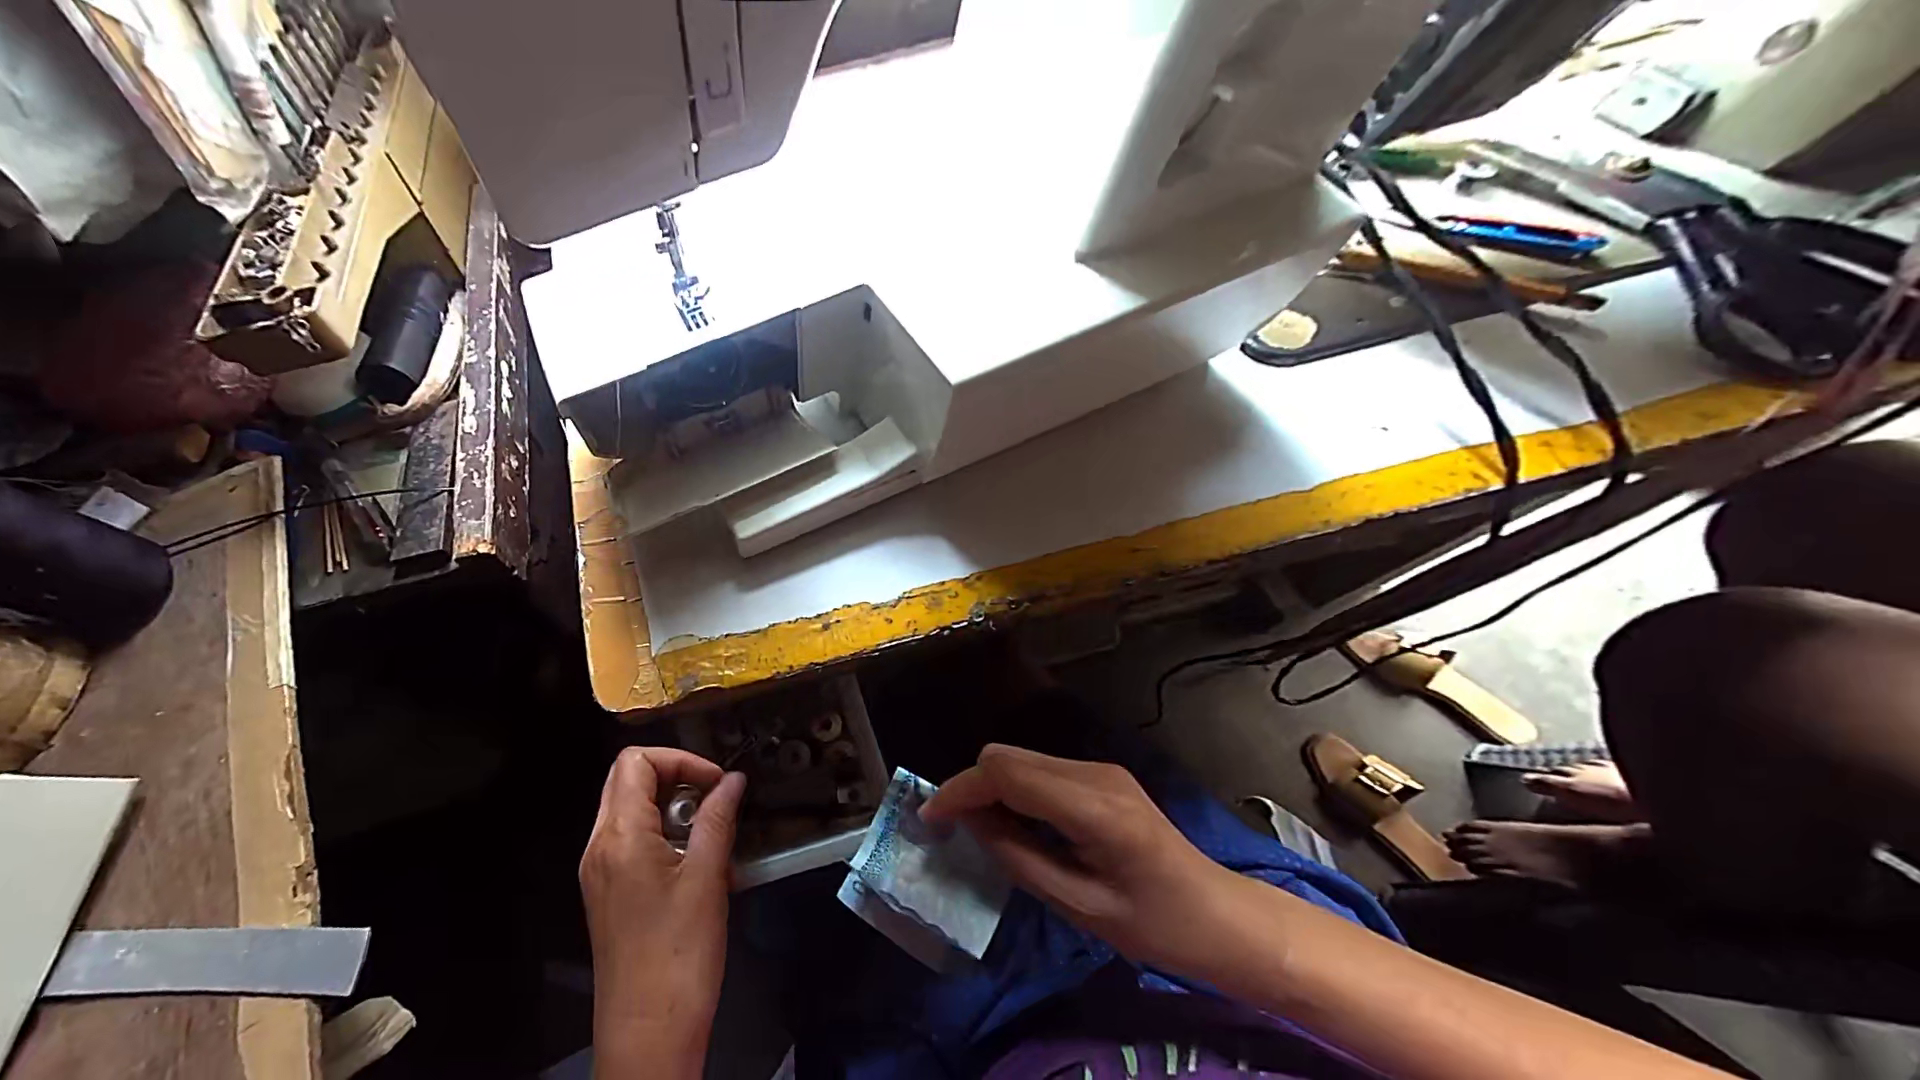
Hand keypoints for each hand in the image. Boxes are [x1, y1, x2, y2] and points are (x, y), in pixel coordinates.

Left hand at [579, 747, 745, 1079]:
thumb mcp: (708, 877)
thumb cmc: (679, 954)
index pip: (635, 762)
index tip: (716, 783)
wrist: (648, 1034)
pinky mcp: (609, 894)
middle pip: (628, 781)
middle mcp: (599, 849)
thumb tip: (733, 780)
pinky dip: (665, 835)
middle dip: (676, 778)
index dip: (680, 759)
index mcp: (618, 838)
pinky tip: (698, 864)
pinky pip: (633, 842)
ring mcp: (600, 873)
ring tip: (711, 837)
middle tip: (714, 803)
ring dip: (673, 808)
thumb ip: (718, 818)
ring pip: (631, 811)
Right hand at [920, 744, 1244, 976]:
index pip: (1006, 773)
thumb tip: (971, 822)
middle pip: (1008, 756)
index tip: (930, 820)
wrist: (1219, 914)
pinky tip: (1018, 825)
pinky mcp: (1104, 776)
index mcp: (1093, 806)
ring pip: (1022, 759)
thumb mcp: (1078, 905)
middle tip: (954, 831)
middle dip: (972, 787)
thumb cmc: (1156, 925)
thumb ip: (1018, 856)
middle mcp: (1095, 772)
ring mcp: (1102, 769)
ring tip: (983, 832)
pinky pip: (1042, 771)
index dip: (960, 790)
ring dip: (993, 788)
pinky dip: (1017, 790)